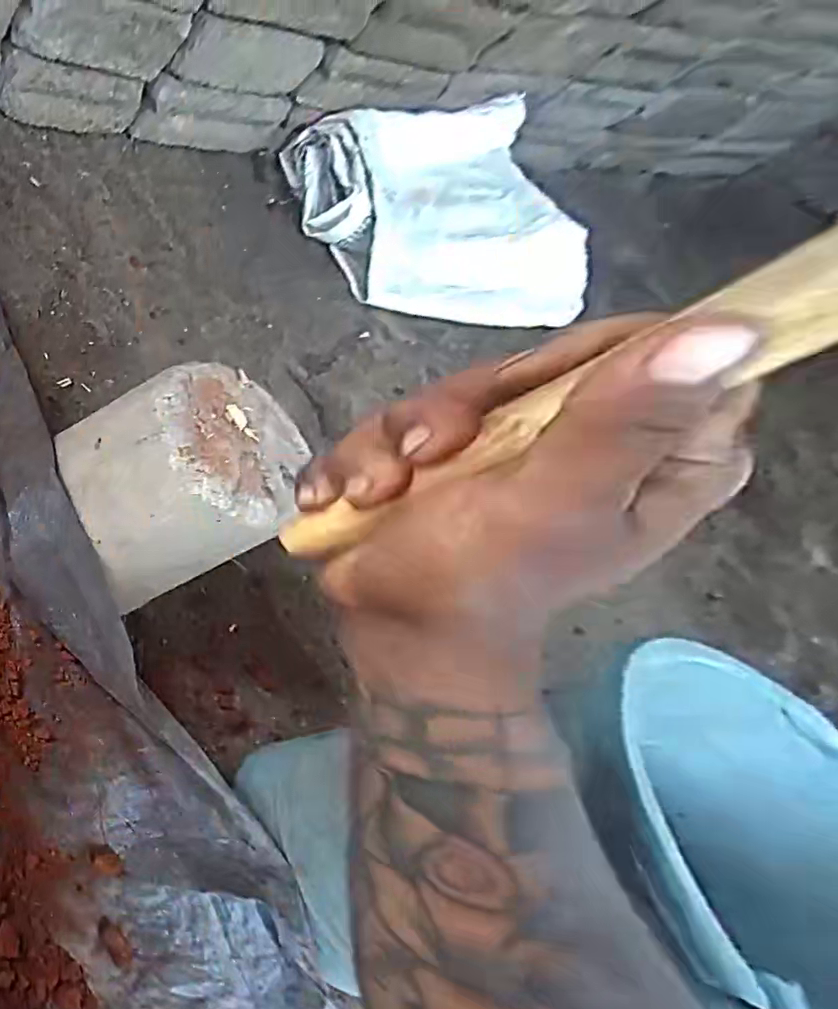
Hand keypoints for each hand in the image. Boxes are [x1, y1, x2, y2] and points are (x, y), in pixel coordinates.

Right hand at [298, 315, 760, 650]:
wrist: (390, 628)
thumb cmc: (477, 577)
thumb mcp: (555, 501)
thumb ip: (622, 423)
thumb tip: (725, 332)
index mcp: (645, 452)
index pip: (646, 355)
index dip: (574, 360)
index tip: (508, 399)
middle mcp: (567, 443)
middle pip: (510, 374)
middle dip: (443, 414)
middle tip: (420, 458)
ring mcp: (481, 454)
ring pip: (425, 405)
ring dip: (380, 449)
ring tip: (368, 496)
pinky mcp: (414, 468)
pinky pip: (374, 437)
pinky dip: (345, 467)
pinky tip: (332, 499)